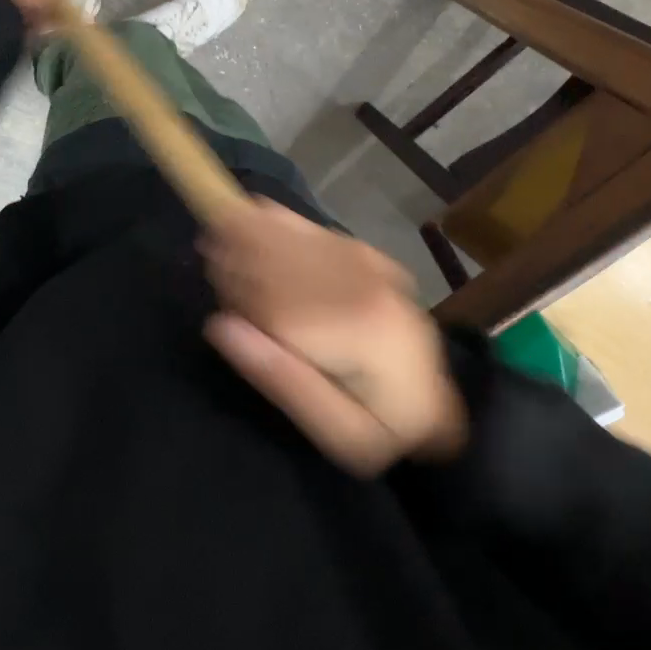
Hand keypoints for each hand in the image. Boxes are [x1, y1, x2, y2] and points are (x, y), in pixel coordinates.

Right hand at [201, 199, 463, 475]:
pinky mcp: (371, 258)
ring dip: (248, 233)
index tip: (214, 297)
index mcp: (355, 331)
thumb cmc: (384, 429)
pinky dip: (275, 222)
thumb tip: (220, 326)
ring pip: (293, 239)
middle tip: (210, 260)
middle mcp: (364, 286)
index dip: (234, 292)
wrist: (441, 406)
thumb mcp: (338, 434)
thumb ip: (282, 381)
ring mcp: (371, 266)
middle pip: (279, 259)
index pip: (271, 299)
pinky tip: (251, 215)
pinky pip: (312, 230)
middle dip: (236, 256)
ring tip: (220, 237)